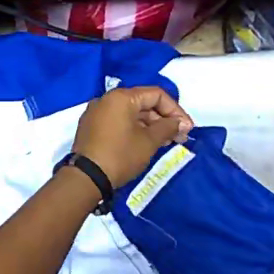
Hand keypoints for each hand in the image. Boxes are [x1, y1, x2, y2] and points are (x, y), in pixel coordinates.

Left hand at [71, 86, 192, 186]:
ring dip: (150, 126)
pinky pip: (118, 122)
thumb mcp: (149, 142)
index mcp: (121, 97)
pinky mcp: (91, 128)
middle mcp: (106, 100)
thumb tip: (181, 123)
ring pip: (130, 114)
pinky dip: (134, 130)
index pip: (156, 95)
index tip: (187, 128)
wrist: (86, 178)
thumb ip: (168, 127)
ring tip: (165, 142)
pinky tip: (146, 144)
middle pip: (142, 103)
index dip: (175, 110)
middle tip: (179, 137)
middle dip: (163, 119)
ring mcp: (96, 114)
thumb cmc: (120, 155)